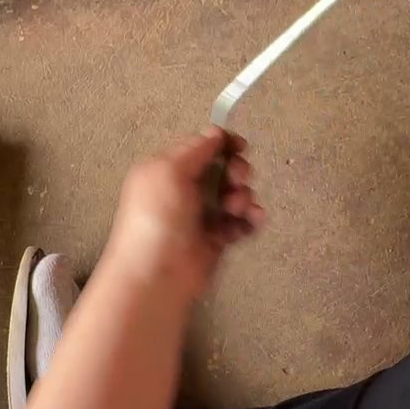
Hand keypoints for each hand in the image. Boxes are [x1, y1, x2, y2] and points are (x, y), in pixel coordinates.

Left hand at [104, 128, 264, 298]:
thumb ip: (195, 148)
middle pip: (224, 169)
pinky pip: (242, 222)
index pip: (202, 147)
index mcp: (168, 169)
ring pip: (236, 195)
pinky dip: (251, 220)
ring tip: (237, 210)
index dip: (224, 144)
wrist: (156, 275)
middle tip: (237, 181)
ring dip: (244, 198)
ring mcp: (202, 215)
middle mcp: (185, 190)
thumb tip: (215, 132)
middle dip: (237, 172)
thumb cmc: (156, 220)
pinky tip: (253, 221)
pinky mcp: (217, 238)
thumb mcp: (168, 171)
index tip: (240, 147)